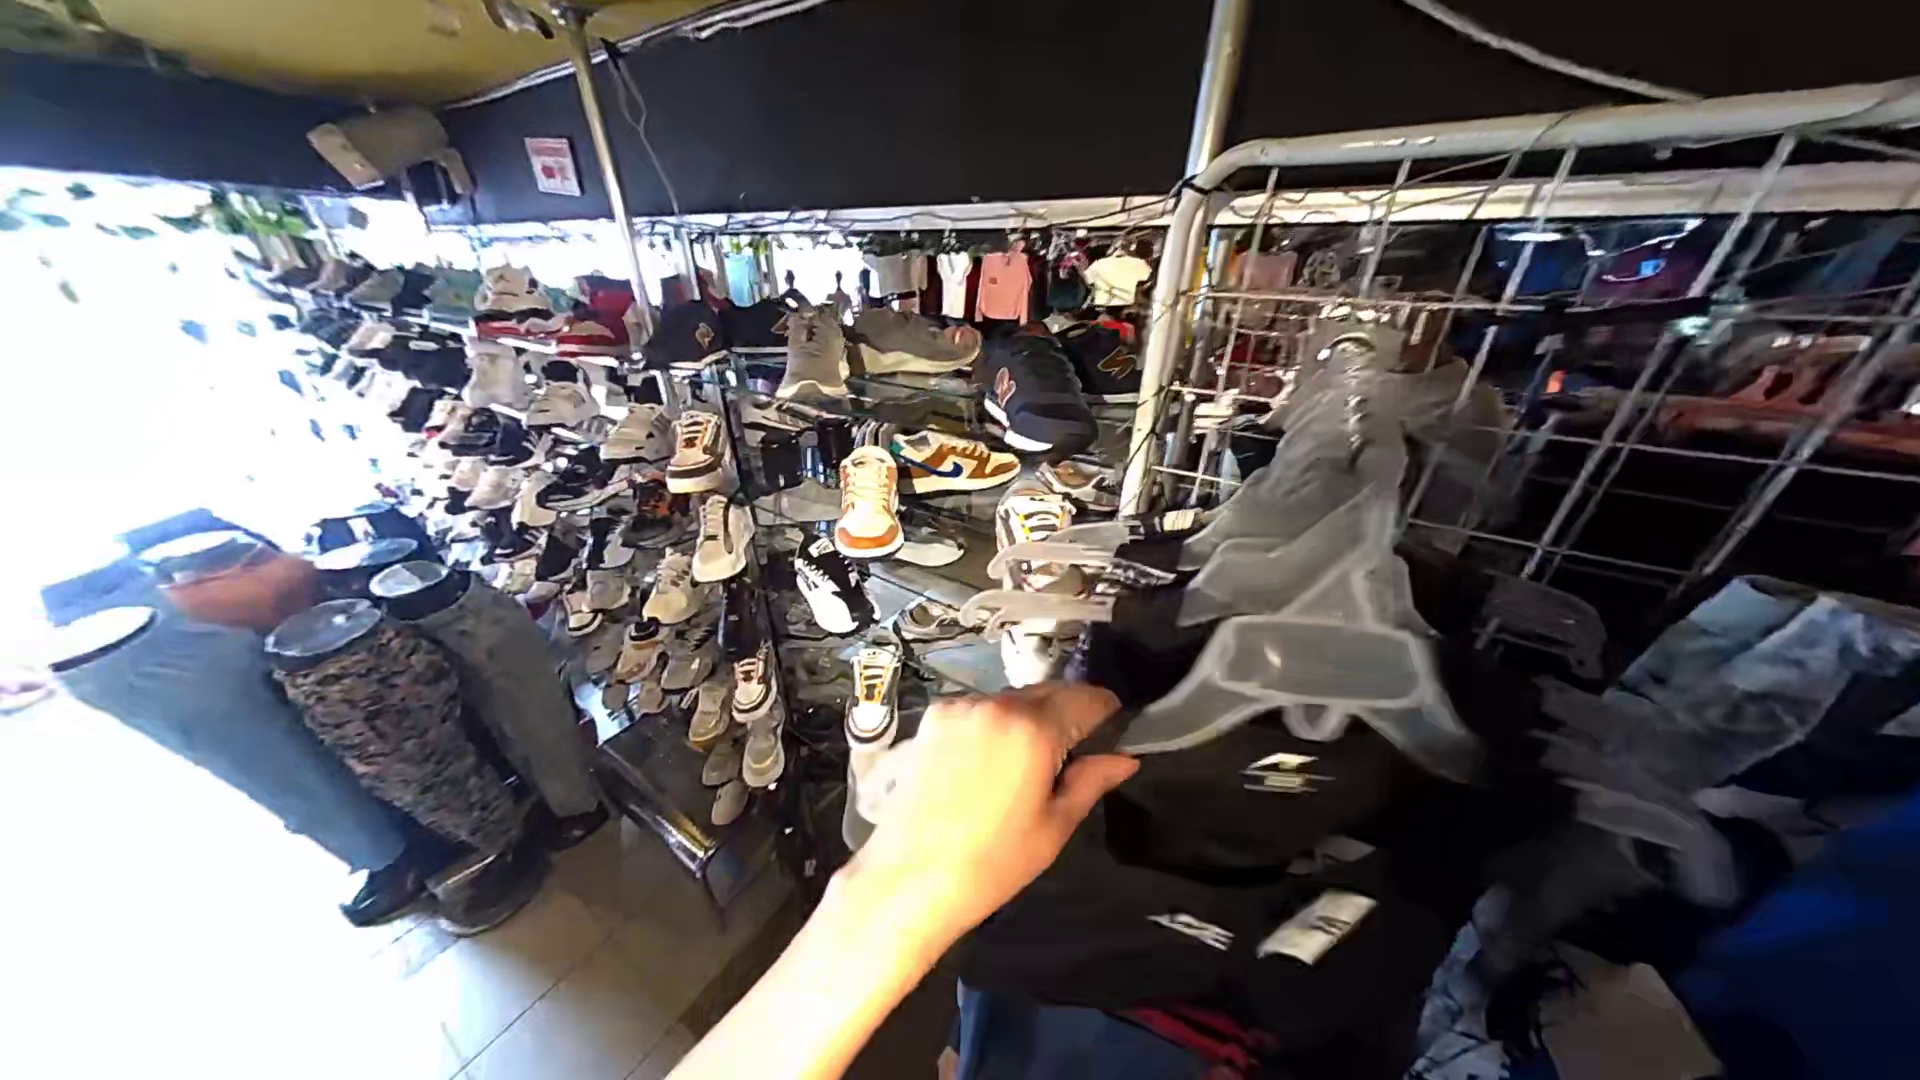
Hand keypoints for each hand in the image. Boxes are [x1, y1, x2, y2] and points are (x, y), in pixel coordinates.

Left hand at [839, 682, 1136, 944]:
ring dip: (1027, 716)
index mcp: (1033, 729)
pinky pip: (978, 708)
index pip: (1085, 698)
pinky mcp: (934, 715)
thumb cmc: (993, 861)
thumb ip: (1092, 781)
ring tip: (1024, 758)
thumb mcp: (1054, 825)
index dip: (1105, 709)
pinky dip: (992, 722)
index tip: (1113, 724)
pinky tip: (986, 757)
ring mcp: (960, 706)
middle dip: (1066, 711)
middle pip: (1046, 692)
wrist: (912, 874)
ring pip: (1010, 699)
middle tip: (1073, 747)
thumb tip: (1125, 758)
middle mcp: (996, 704)